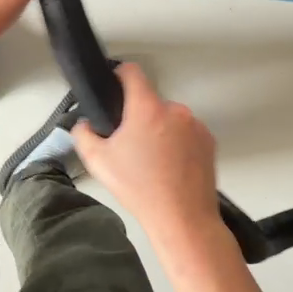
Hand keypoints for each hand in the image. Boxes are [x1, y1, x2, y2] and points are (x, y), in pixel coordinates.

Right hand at [74, 63, 220, 238]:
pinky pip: (187, 133)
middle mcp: (174, 111)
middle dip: (138, 116)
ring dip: (159, 130)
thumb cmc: (142, 190)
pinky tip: (169, 166)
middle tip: (129, 143)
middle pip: (150, 101)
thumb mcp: (97, 161)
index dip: (119, 73)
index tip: (115, 80)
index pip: (132, 72)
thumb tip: (84, 125)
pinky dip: (178, 143)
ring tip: (151, 161)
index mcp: (147, 109)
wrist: (183, 219)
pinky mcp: (209, 142)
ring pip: (169, 118)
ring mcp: (195, 126)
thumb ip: (83, 134)